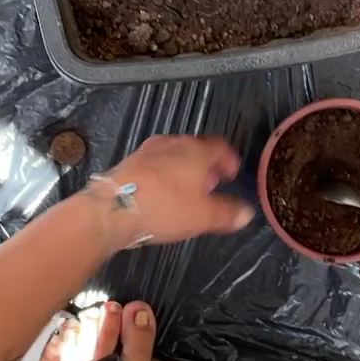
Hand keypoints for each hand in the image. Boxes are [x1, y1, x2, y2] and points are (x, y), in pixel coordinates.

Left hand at [95, 135, 253, 249]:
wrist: (113, 209)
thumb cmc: (164, 207)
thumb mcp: (204, 216)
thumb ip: (228, 213)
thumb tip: (247, 213)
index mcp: (195, 150)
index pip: (220, 146)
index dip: (229, 160)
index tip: (231, 174)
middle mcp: (172, 143)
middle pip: (196, 148)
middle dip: (206, 166)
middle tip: (212, 185)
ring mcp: (148, 150)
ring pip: (173, 155)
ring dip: (184, 170)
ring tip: (187, 191)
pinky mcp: (129, 162)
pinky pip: (154, 165)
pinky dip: (163, 175)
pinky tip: (161, 194)